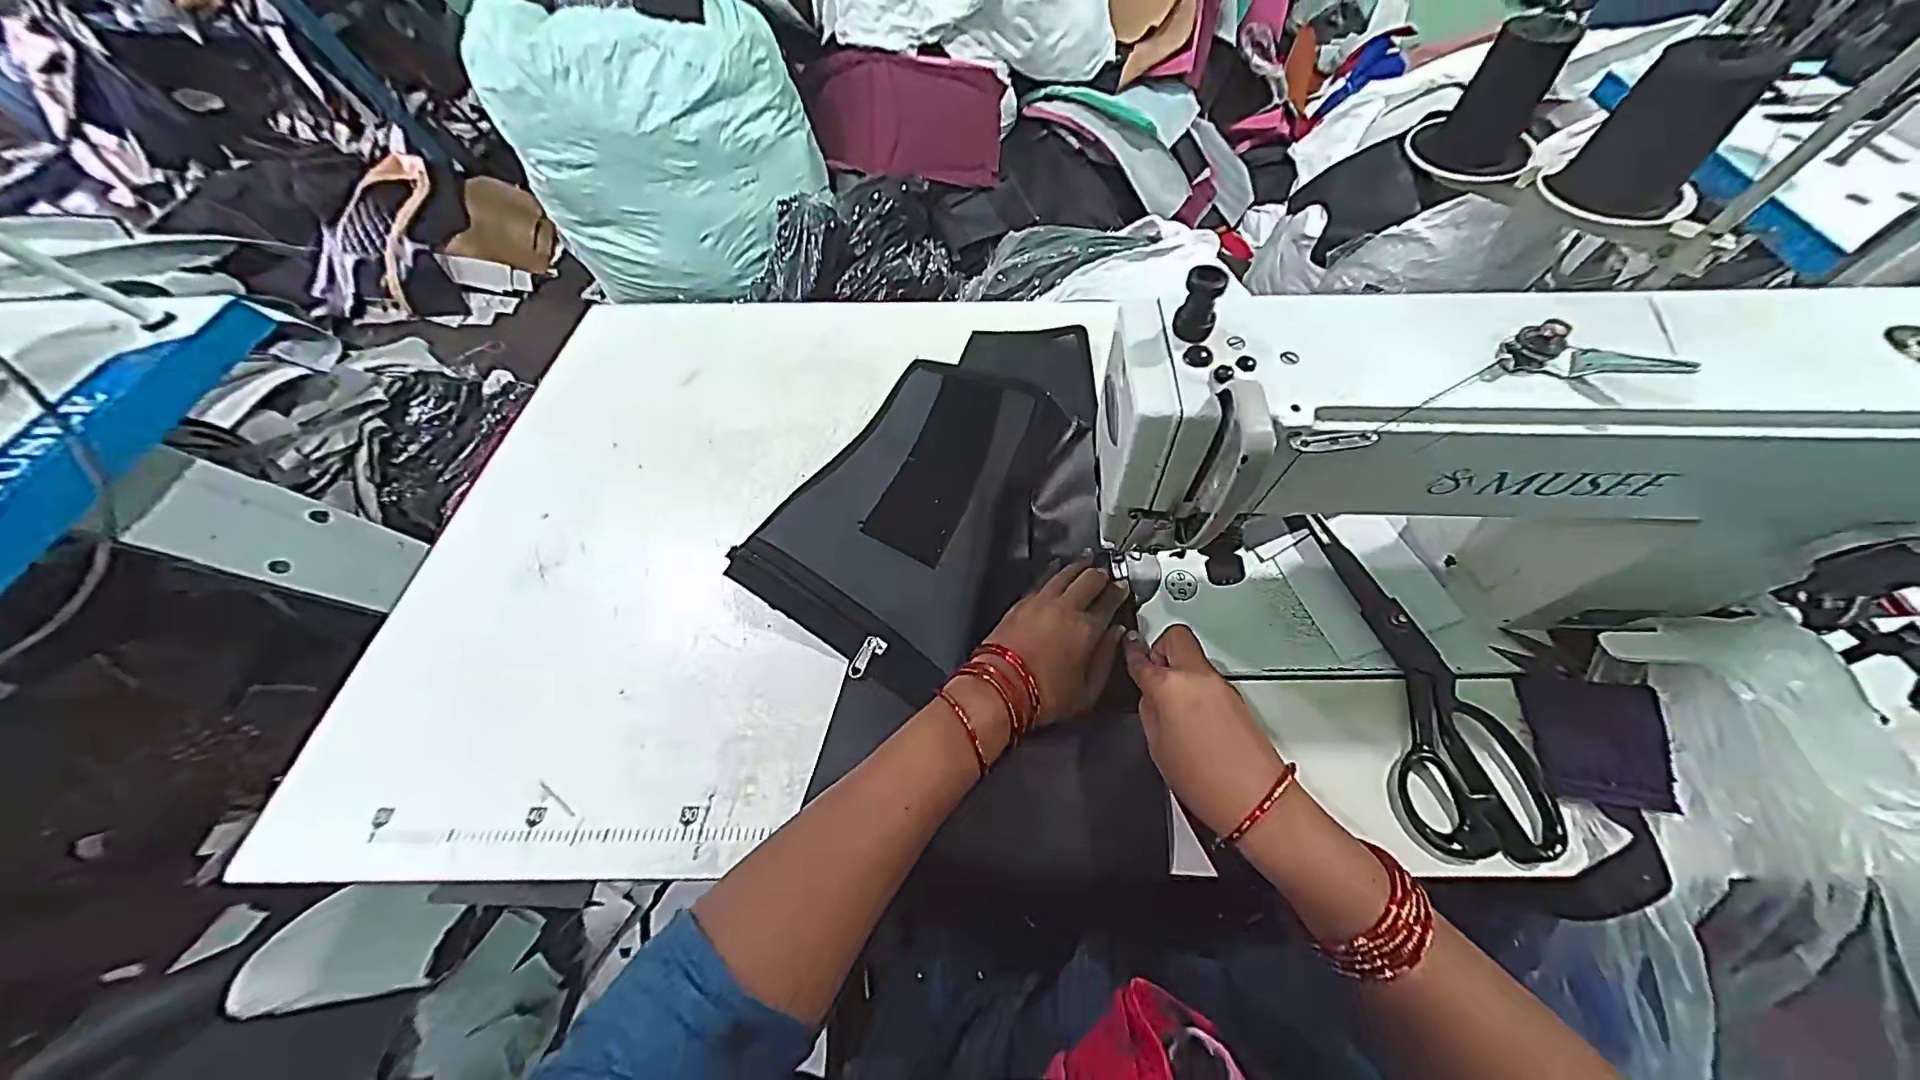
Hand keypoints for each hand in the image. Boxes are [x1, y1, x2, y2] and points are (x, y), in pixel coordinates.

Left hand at [980, 561, 1127, 726]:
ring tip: (1087, 561)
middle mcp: (1065, 609)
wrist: (1000, 687)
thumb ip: (1105, 659)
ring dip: (1079, 566)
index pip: (1110, 601)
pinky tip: (1055, 570)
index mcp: (1087, 629)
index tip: (1122, 590)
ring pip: (1065, 573)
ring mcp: (1041, 602)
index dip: (1119, 592)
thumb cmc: (1041, 695)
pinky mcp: (1021, 603)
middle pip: (1090, 579)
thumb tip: (1115, 638)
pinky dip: (1053, 572)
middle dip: (1102, 575)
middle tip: (1107, 575)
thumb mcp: (1087, 691)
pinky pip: (1043, 580)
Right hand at [1123, 624, 1288, 835]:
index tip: (1129, 647)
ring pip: (1194, 656)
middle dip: (1160, 647)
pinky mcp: (1236, 697)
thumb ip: (1148, 711)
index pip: (1142, 657)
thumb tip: (1148, 697)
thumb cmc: (1208, 781)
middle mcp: (1198, 677)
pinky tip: (1192, 716)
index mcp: (1170, 686)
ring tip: (1173, 704)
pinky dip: (1196, 687)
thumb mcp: (1156, 746)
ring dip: (1180, 669)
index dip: (1131, 652)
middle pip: (1176, 637)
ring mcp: (1221, 685)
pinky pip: (1208, 678)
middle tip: (1152, 668)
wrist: (1255, 799)